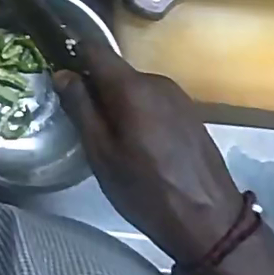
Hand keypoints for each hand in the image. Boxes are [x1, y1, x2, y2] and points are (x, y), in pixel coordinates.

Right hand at [53, 38, 241, 264]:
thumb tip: (63, 73)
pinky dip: (139, 112)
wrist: (214, 226)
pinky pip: (153, 100)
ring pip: (134, 87)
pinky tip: (140, 145)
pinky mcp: (190, 113)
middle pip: (114, 70)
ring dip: (118, 102)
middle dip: (95, 88)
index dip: (73, 53)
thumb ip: (80, 107)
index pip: (94, 48)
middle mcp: (156, 81)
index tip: (60, 71)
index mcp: (131, 87)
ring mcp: (177, 96)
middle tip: (84, 121)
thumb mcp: (101, 154)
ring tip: (112, 139)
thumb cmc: (147, 191)